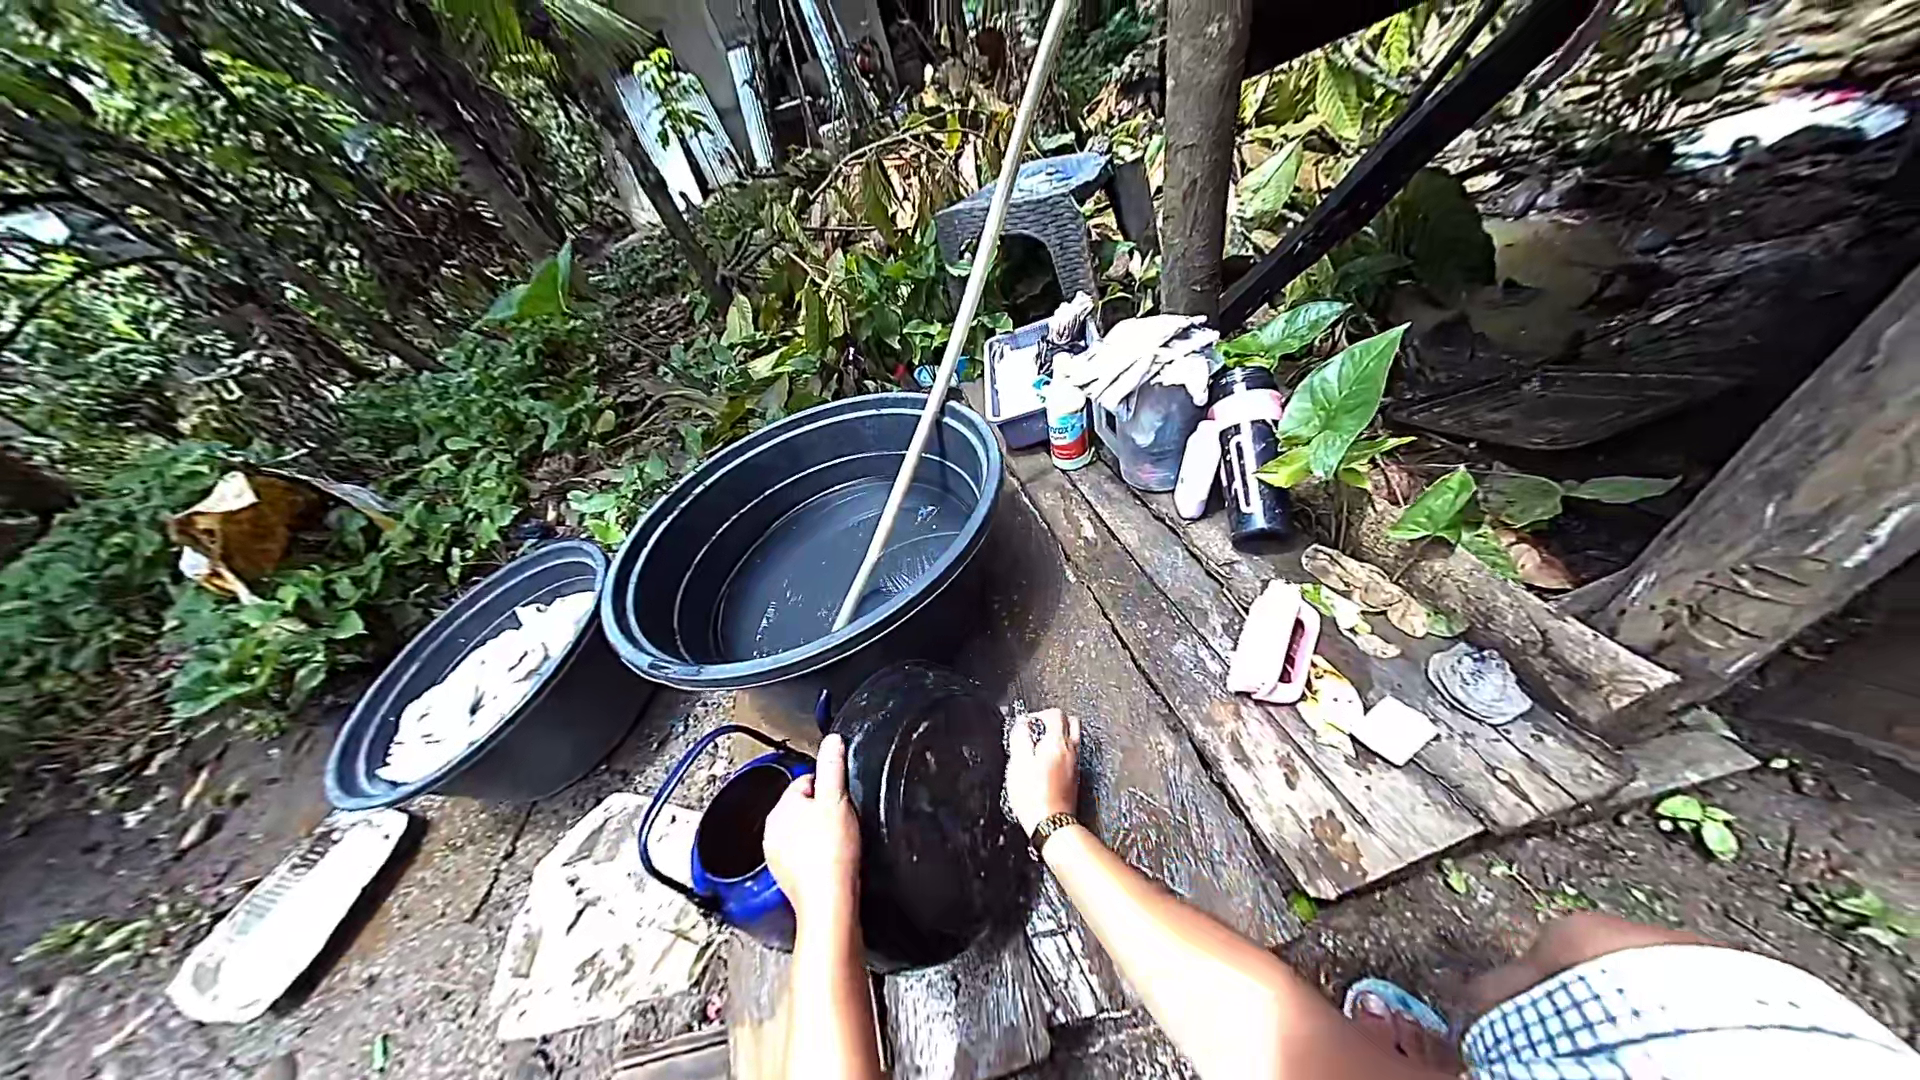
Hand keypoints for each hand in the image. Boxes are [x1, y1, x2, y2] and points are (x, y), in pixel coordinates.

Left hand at [763, 733, 860, 927]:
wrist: (830, 902)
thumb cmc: (831, 854)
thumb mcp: (836, 799)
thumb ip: (832, 766)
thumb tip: (832, 739)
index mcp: (780, 809)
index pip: (806, 780)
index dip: (829, 787)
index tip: (841, 800)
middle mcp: (772, 831)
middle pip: (806, 805)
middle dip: (825, 810)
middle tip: (842, 822)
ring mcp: (779, 855)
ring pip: (806, 829)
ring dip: (822, 832)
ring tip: (839, 842)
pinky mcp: (789, 875)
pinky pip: (807, 852)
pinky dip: (819, 853)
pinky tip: (833, 859)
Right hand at [1006, 708, 1079, 834]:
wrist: (1051, 825)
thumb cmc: (1034, 797)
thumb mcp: (1017, 762)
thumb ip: (1019, 737)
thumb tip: (1022, 725)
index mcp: (1057, 743)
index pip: (1055, 713)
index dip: (1038, 714)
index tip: (1026, 724)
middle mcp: (1071, 751)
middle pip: (1070, 722)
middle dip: (1052, 721)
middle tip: (1037, 730)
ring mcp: (1075, 765)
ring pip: (1072, 739)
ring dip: (1057, 736)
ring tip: (1039, 748)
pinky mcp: (1074, 778)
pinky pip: (1070, 755)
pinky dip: (1060, 752)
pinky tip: (1045, 764)